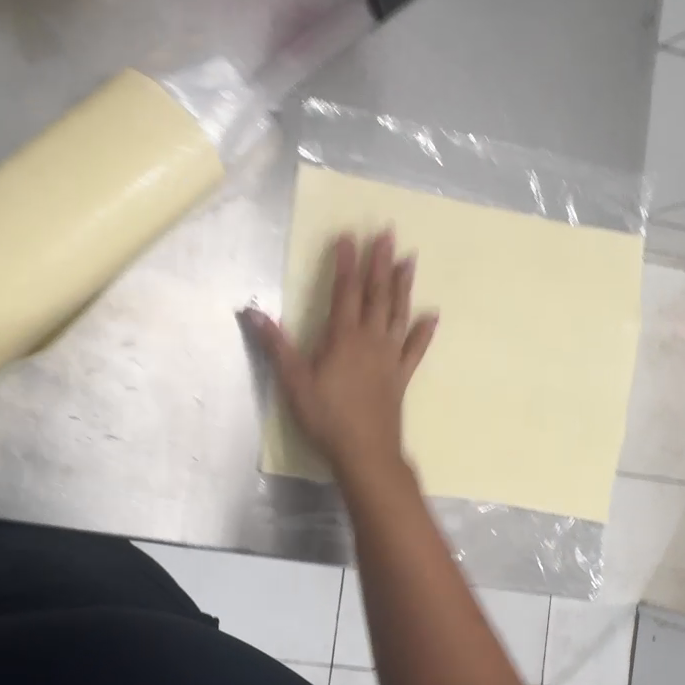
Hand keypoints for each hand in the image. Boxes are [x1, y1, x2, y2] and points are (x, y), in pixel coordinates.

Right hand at [244, 230, 438, 481]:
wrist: (364, 451)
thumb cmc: (324, 416)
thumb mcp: (292, 380)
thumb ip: (275, 344)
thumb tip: (252, 311)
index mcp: (343, 337)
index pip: (344, 291)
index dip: (346, 262)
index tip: (348, 236)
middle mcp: (370, 339)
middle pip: (376, 294)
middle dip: (380, 262)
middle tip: (387, 232)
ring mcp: (390, 356)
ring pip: (398, 313)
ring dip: (403, 285)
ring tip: (410, 259)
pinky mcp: (401, 375)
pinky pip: (415, 348)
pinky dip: (424, 330)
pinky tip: (431, 316)